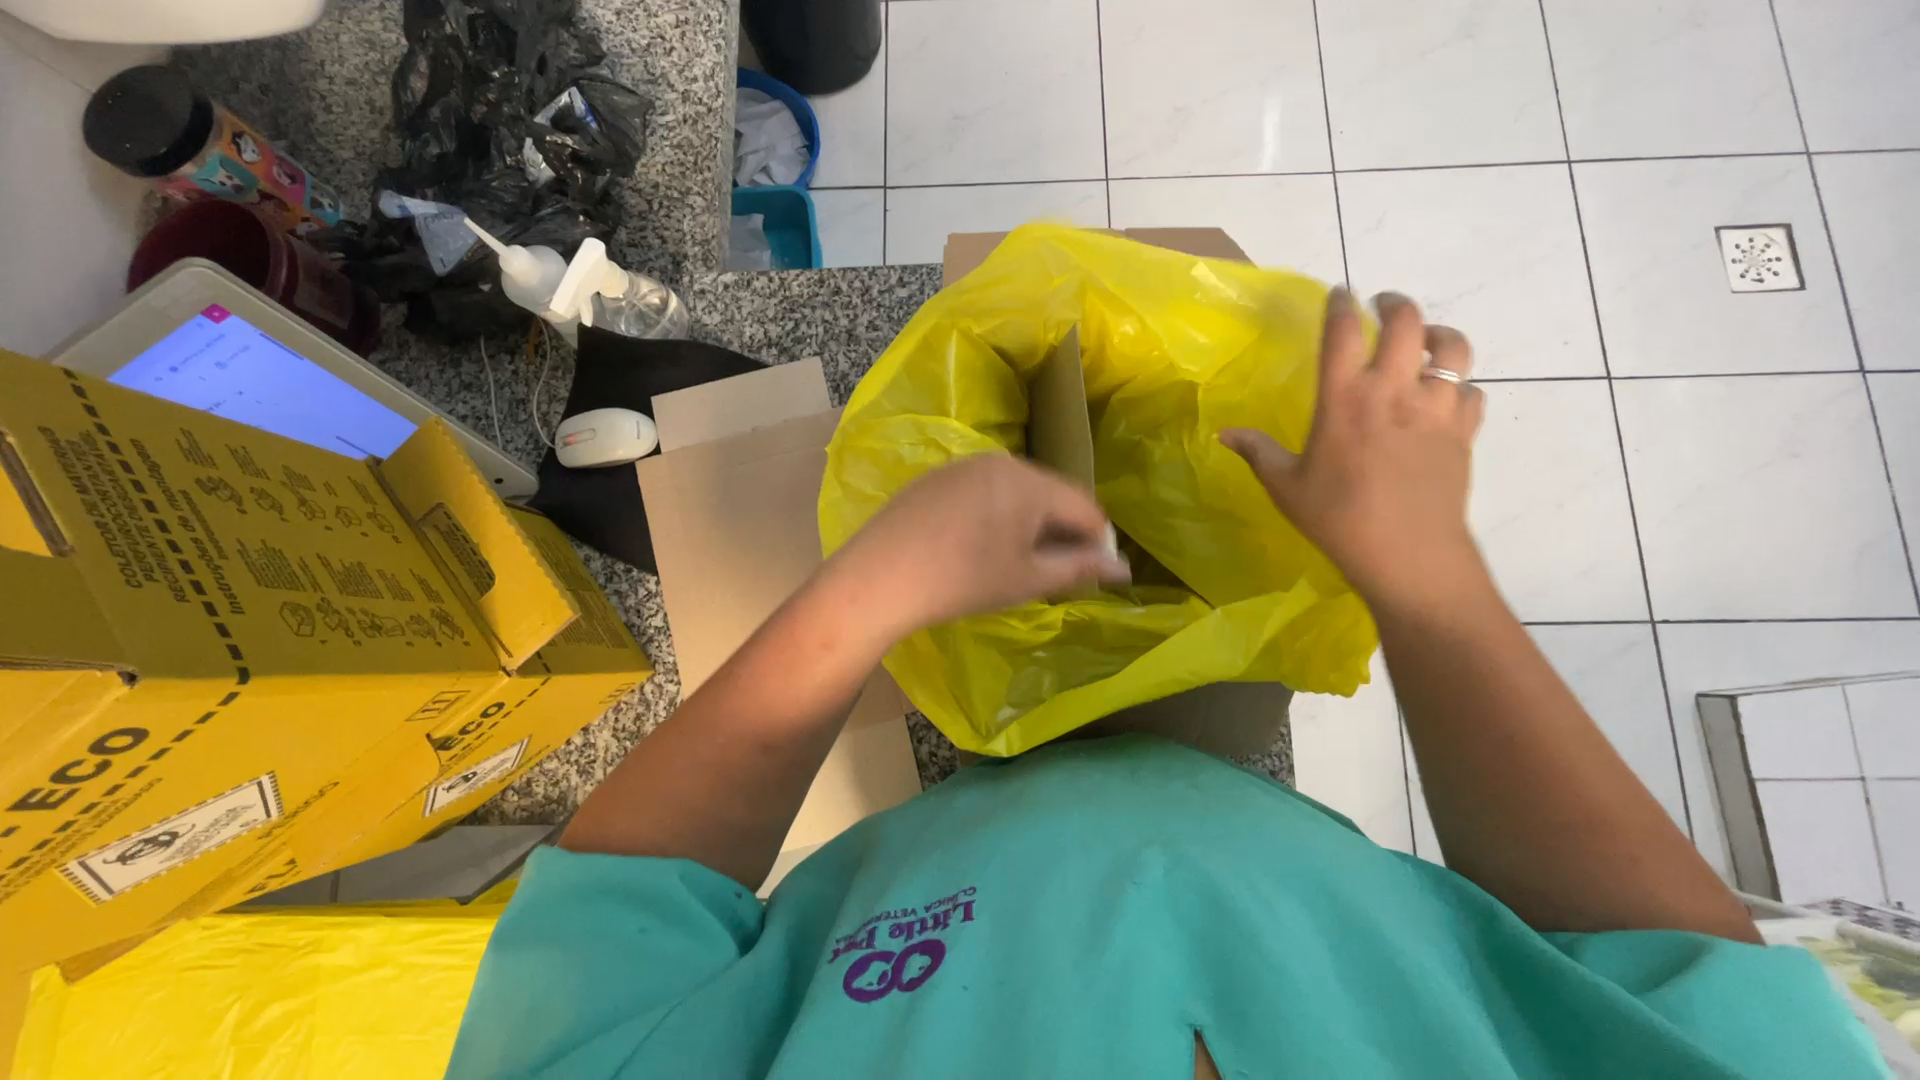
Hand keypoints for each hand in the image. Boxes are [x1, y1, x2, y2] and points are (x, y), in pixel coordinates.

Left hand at [826, 454, 1130, 633]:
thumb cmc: (961, 582)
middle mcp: (1000, 461)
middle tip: (1056, 571)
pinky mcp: (937, 477)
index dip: (1098, 542)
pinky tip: (979, 547)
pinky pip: (985, 491)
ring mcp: (965, 466)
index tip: (1095, 573)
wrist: (878, 578)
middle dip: (1062, 530)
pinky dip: (996, 516)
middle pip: (1050, 494)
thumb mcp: (1027, 579)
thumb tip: (1123, 567)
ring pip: (1017, 492)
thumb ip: (1079, 568)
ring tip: (1017, 561)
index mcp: (1029, 481)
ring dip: (1029, 522)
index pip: (1084, 507)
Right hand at [1221, 289, 1488, 611]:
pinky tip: (1446, 399)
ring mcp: (1435, 408)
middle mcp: (1393, 390)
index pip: (1343, 330)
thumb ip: (1258, 452)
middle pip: (1406, 322)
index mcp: (1343, 398)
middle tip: (1384, 304)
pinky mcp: (1464, 432)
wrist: (1406, 553)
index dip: (1341, 304)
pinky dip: (1460, 388)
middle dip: (1395, 303)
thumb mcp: (1285, 486)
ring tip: (1426, 341)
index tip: (1339, 294)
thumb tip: (1225, 434)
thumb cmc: (1337, 518)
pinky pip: (1473, 393)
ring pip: (1452, 349)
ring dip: (1439, 336)